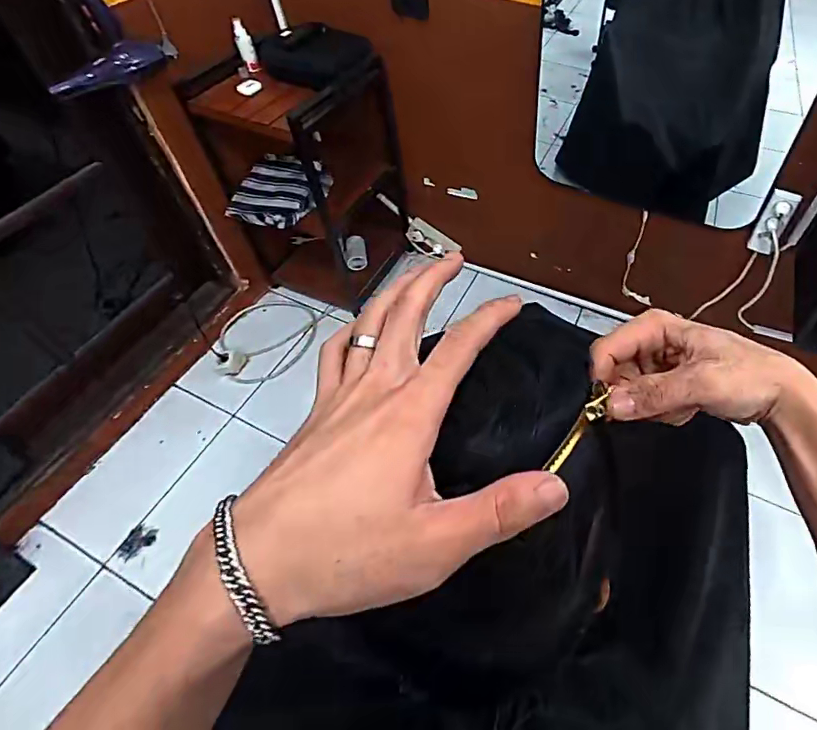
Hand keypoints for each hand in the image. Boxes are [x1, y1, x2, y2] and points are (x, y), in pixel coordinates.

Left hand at [227, 255, 569, 625]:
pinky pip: (334, 351)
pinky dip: (350, 328)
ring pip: (368, 322)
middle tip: (454, 259)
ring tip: (413, 275)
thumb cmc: (346, 552)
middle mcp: (374, 390)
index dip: (488, 318)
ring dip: (394, 291)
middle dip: (432, 278)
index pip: (458, 348)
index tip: (511, 303)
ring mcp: (340, 394)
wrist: (261, 559)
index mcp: (410, 413)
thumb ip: (499, 513)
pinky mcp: (317, 409)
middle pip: (404, 314)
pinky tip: (356, 329)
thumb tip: (555, 487)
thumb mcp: (436, 545)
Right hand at [588, 309, 812, 425]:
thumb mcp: (700, 383)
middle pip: (615, 370)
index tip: (608, 404)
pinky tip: (686, 408)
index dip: (603, 376)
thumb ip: (653, 394)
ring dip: (651, 405)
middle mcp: (654, 340)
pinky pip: (645, 400)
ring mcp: (660, 361)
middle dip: (634, 395)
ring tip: (681, 405)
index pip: (608, 347)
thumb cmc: (751, 374)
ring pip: (629, 388)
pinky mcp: (667, 380)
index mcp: (656, 325)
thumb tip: (613, 403)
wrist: (781, 395)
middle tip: (658, 407)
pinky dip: (662, 410)